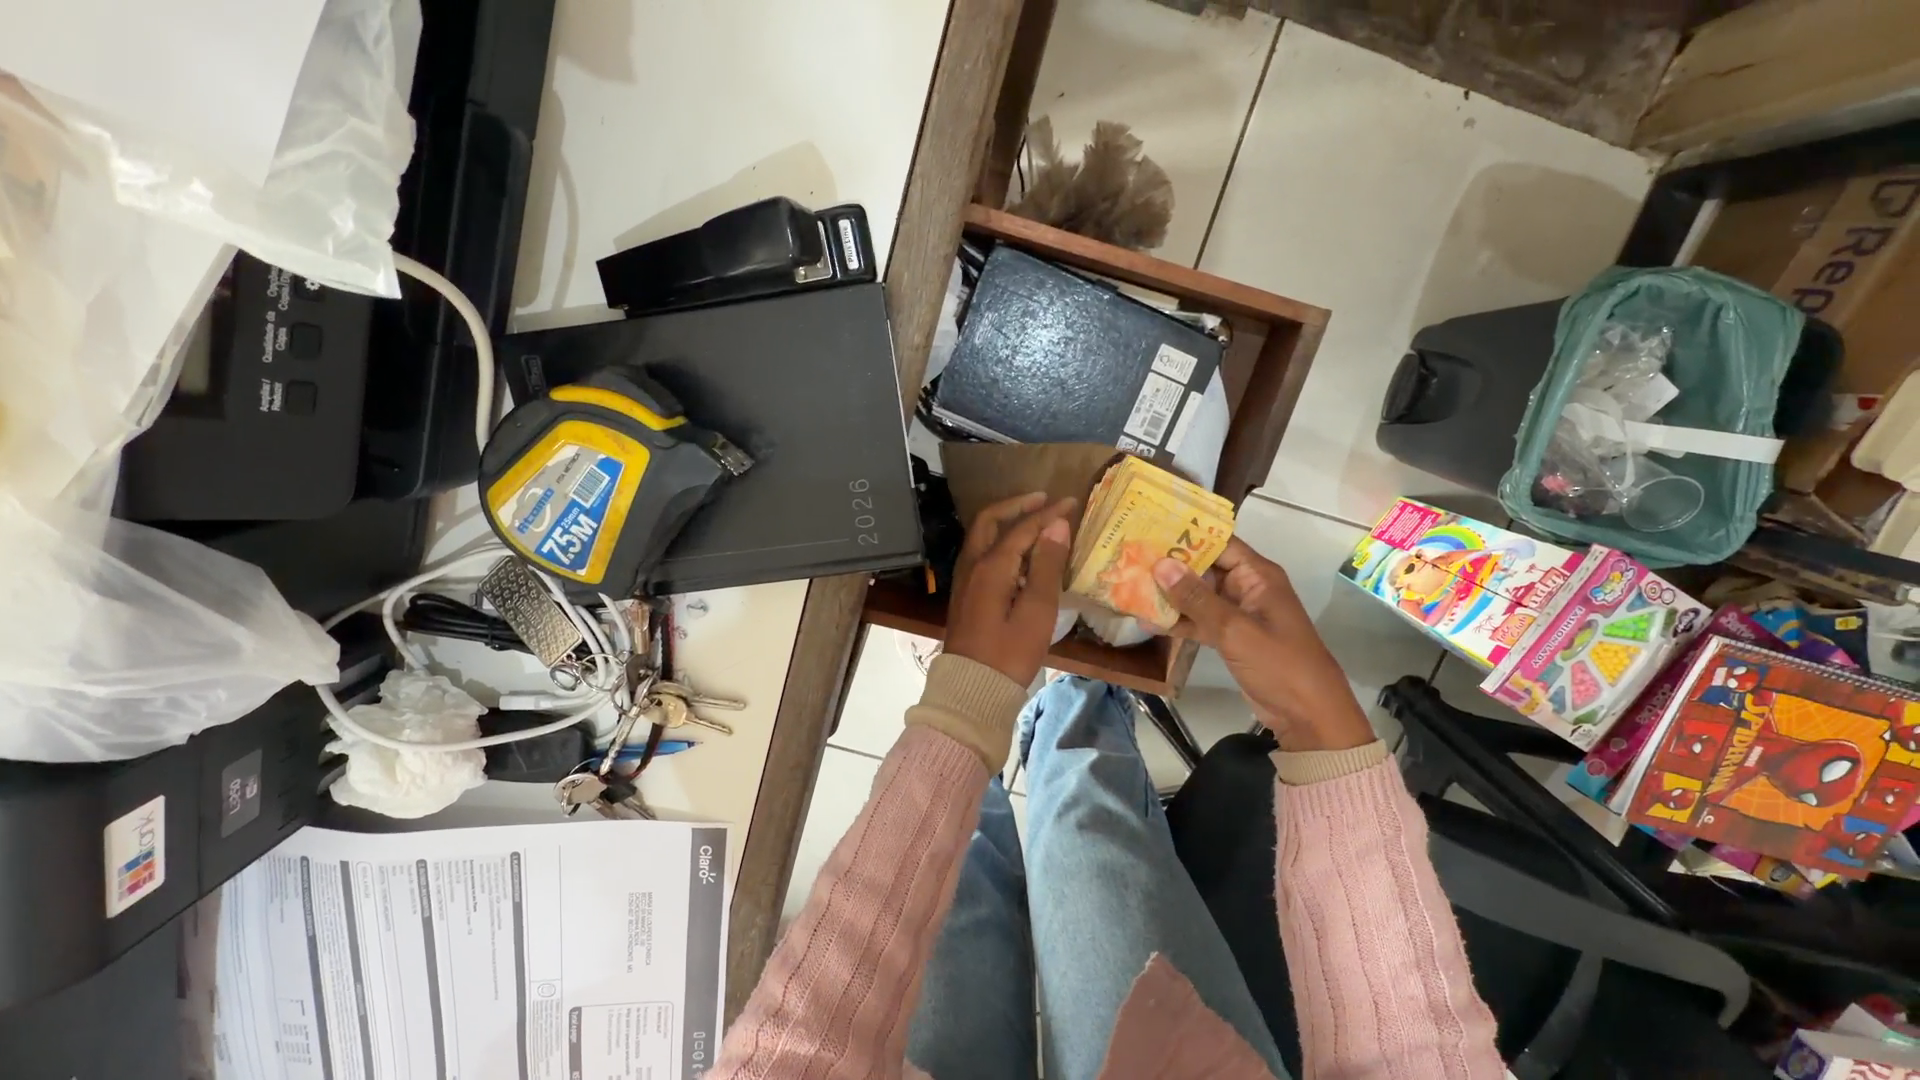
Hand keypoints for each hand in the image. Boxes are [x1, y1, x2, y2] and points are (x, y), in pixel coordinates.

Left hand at [945, 492, 1075, 685]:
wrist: (972, 689)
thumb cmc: (1010, 653)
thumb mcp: (1037, 611)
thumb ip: (1047, 565)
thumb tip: (1056, 525)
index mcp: (991, 566)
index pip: (1022, 528)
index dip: (1048, 513)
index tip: (1071, 501)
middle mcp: (973, 565)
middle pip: (990, 521)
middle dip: (1017, 506)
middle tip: (1042, 500)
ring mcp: (965, 580)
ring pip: (982, 536)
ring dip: (1006, 522)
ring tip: (1034, 521)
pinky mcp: (965, 594)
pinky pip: (981, 554)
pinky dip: (1000, 542)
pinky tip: (1020, 556)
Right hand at [1152, 539, 1373, 752]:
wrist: (1307, 714)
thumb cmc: (1279, 664)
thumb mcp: (1234, 629)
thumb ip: (1196, 598)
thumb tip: (1160, 564)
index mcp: (1257, 575)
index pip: (1219, 543)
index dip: (1187, 533)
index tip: (1150, 527)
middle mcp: (1247, 588)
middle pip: (1205, 567)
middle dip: (1170, 564)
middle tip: (1130, 555)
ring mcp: (1238, 614)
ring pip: (1198, 596)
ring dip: (1170, 595)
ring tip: (1130, 585)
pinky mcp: (1231, 638)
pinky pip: (1200, 621)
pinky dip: (1179, 622)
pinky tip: (1147, 621)